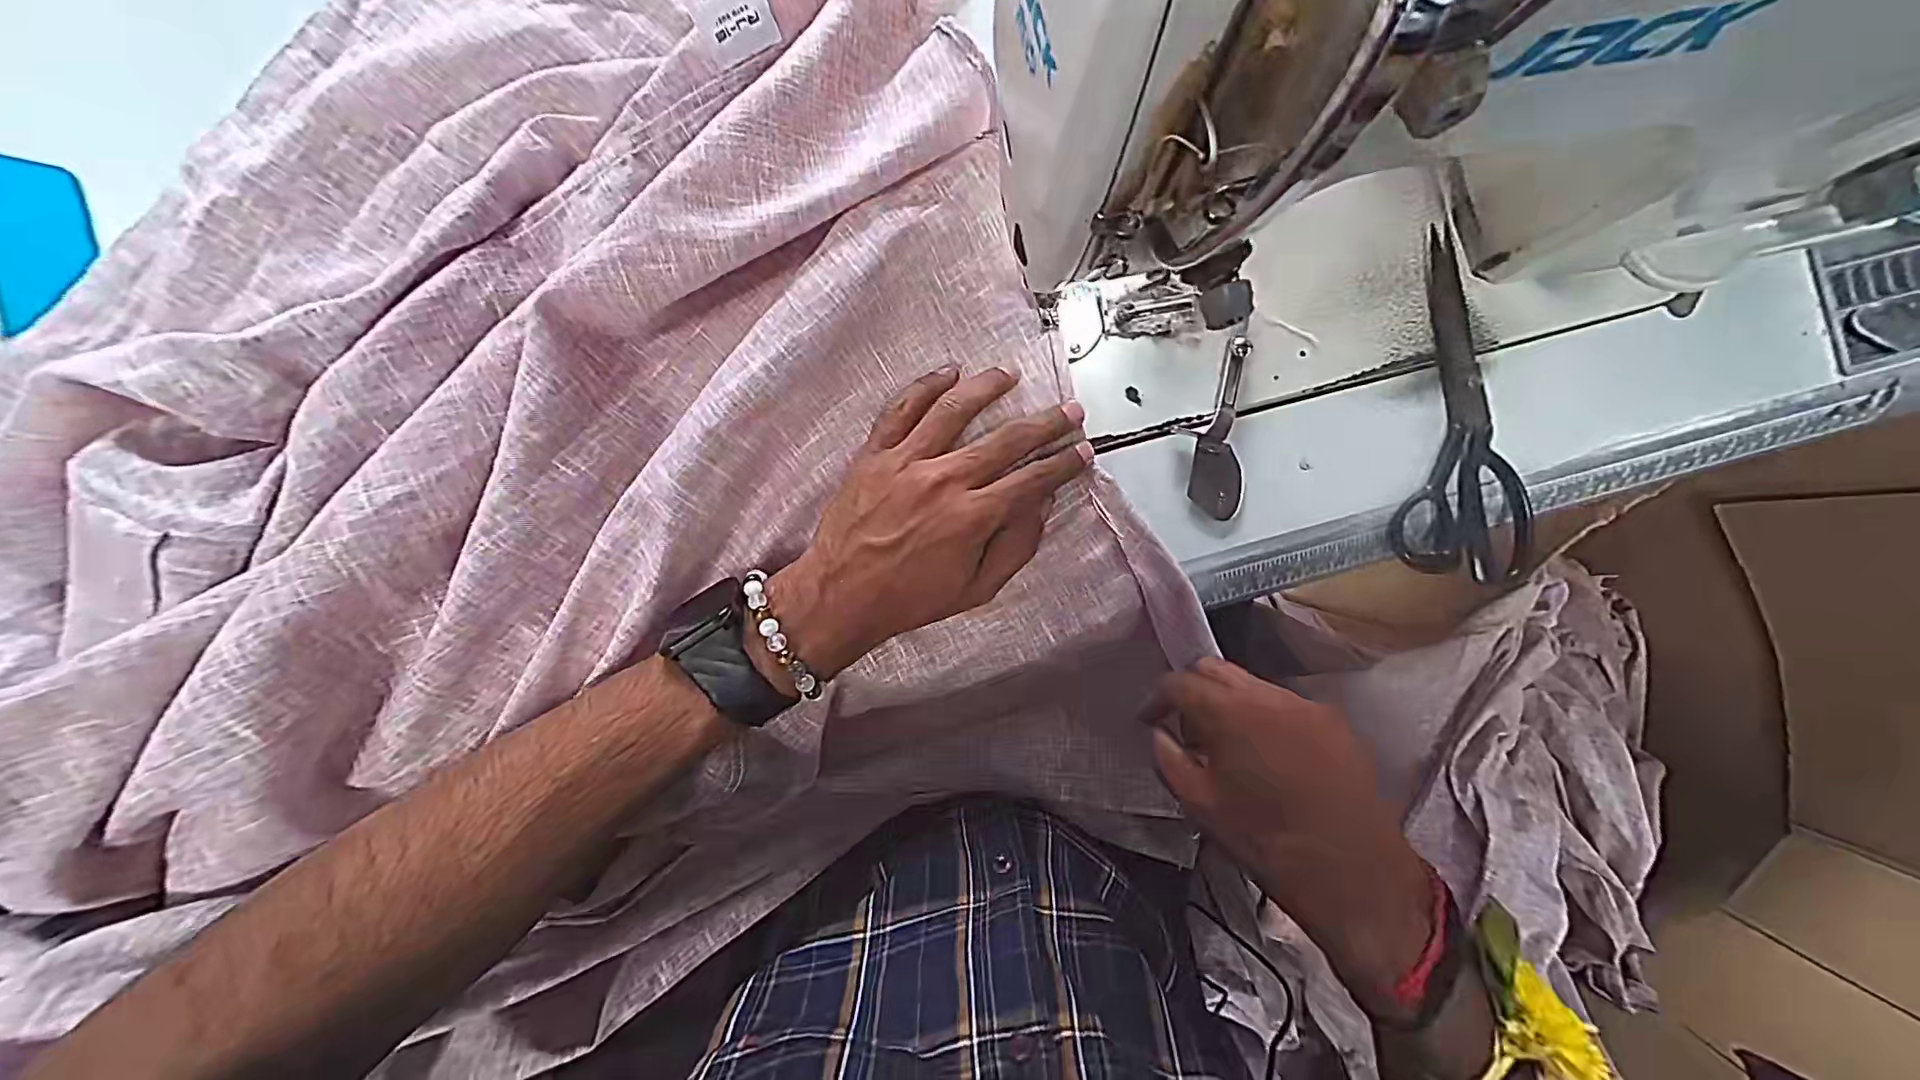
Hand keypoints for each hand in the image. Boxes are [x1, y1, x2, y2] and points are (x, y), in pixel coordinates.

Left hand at [764, 366, 1088, 681]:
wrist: (841, 594)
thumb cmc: (907, 597)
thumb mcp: (976, 589)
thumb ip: (1015, 547)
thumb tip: (1040, 509)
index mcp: (971, 517)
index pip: (1032, 479)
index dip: (1063, 463)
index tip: (1080, 452)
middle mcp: (943, 481)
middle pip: (1006, 439)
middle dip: (1045, 423)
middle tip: (1067, 412)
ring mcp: (905, 462)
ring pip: (955, 410)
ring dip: (988, 388)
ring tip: (1008, 375)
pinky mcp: (875, 455)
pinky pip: (901, 409)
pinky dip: (926, 387)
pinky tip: (947, 375)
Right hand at [1148, 658, 1433, 1018]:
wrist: (1354, 876)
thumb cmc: (1266, 842)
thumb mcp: (1200, 805)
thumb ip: (1168, 759)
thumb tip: (1161, 735)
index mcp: (1230, 711)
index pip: (1179, 681)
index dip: (1156, 697)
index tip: (1148, 718)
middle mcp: (1269, 695)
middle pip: (1215, 668)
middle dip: (1191, 689)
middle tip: (1184, 725)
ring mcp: (1307, 706)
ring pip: (1252, 684)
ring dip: (1229, 702)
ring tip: (1226, 742)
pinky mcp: (1335, 723)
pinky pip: (1285, 705)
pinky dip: (1264, 717)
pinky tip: (1265, 754)